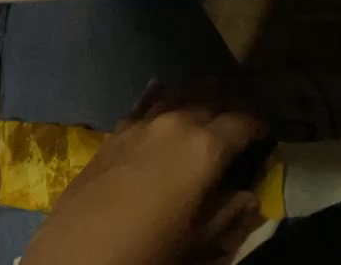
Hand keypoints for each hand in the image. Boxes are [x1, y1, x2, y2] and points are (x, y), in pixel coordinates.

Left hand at [22, 83, 266, 264]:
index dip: (258, 125)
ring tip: (213, 100)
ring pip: (183, 92)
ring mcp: (145, 121)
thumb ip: (227, 213)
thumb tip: (251, 197)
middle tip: (243, 116)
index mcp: (205, 146)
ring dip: (202, 94)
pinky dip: (167, 95)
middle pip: (214, 98)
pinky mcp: (119, 129)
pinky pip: (150, 99)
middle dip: (233, 103)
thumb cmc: (147, 252)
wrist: (75, 257)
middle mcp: (178, 121)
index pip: (243, 121)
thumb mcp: (196, 241)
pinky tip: (169, 97)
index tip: (265, 134)